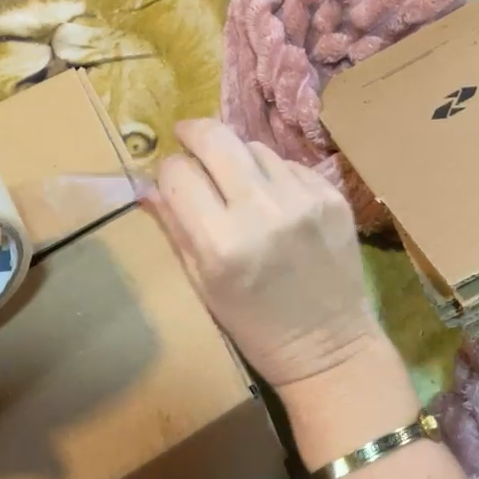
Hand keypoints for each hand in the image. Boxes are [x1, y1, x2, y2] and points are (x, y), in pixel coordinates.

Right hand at [143, 119, 382, 390]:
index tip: (171, 176)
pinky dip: (275, 175)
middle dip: (194, 132)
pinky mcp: (331, 195)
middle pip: (216, 138)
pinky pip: (289, 164)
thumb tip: (147, 184)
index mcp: (220, 242)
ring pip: (254, 147)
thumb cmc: (256, 327)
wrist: (331, 346)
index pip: (178, 173)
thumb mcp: (202, 285)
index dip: (168, 170)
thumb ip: (175, 228)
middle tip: (187, 135)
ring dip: (238, 158)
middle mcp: (261, 211)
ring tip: (238, 182)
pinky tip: (276, 201)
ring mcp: (302, 198)